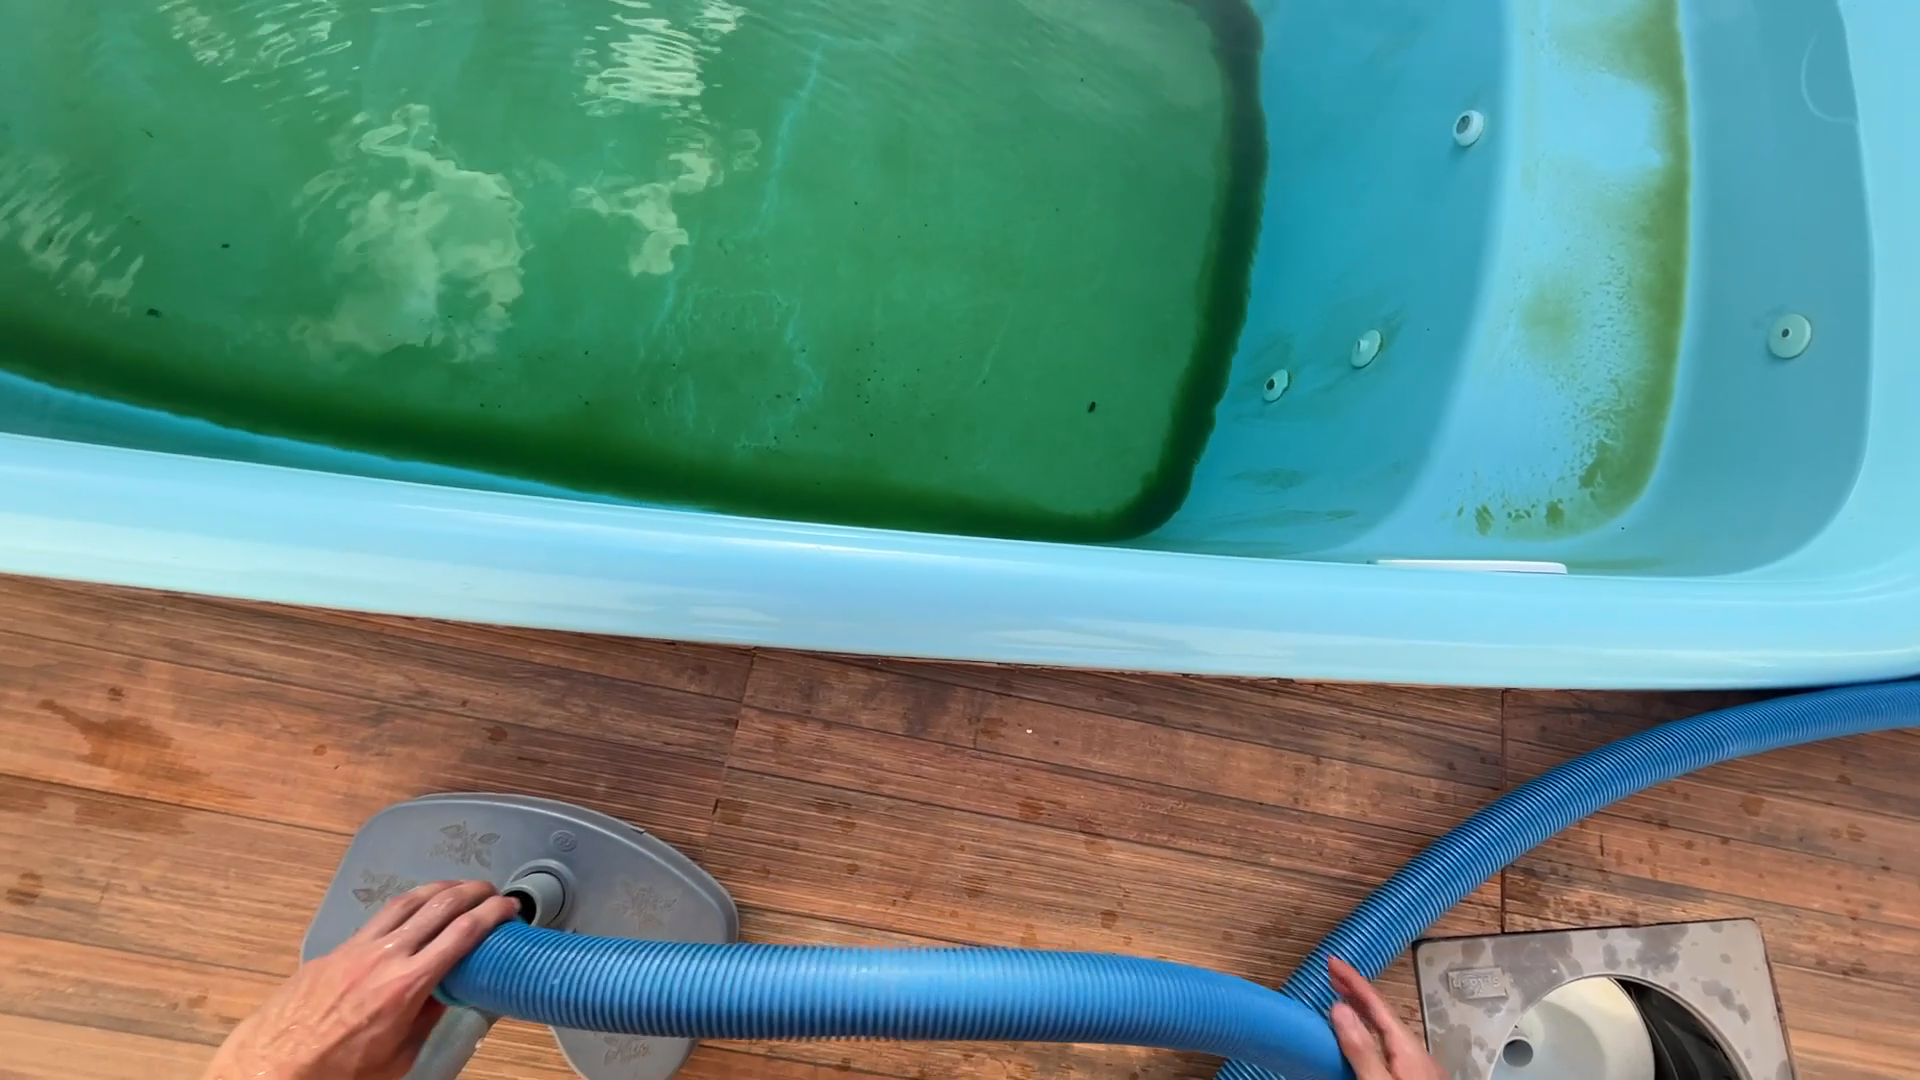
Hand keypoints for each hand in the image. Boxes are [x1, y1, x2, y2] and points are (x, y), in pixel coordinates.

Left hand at [204, 880, 518, 1079]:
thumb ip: (429, 1017)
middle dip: (475, 890)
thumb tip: (451, 992)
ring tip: (458, 888)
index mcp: (406, 986)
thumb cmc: (330, 1079)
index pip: (465, 930)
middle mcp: (384, 958)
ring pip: (409, 899)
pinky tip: (411, 918)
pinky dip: (405, 909)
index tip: (510, 907)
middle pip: (442, 902)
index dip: (495, 911)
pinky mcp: (331, 953)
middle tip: (491, 892)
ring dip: (442, 888)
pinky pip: (378, 919)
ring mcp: (355, 950)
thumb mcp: (397, 1059)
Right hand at [1328, 956, 1447, 1079]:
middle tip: (1332, 974)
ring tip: (1342, 1000)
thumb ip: (1361, 1050)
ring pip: (1389, 1034)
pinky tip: (1363, 1042)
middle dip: (1357, 993)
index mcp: (1410, 1051)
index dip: (1354, 981)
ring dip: (1364, 1014)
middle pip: (1385, 1017)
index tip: (1331, 960)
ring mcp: (1422, 1074)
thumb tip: (1339, 1007)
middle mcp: (1419, 1057)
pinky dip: (1372, 1035)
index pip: (1377, 1005)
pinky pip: (1391, 1049)